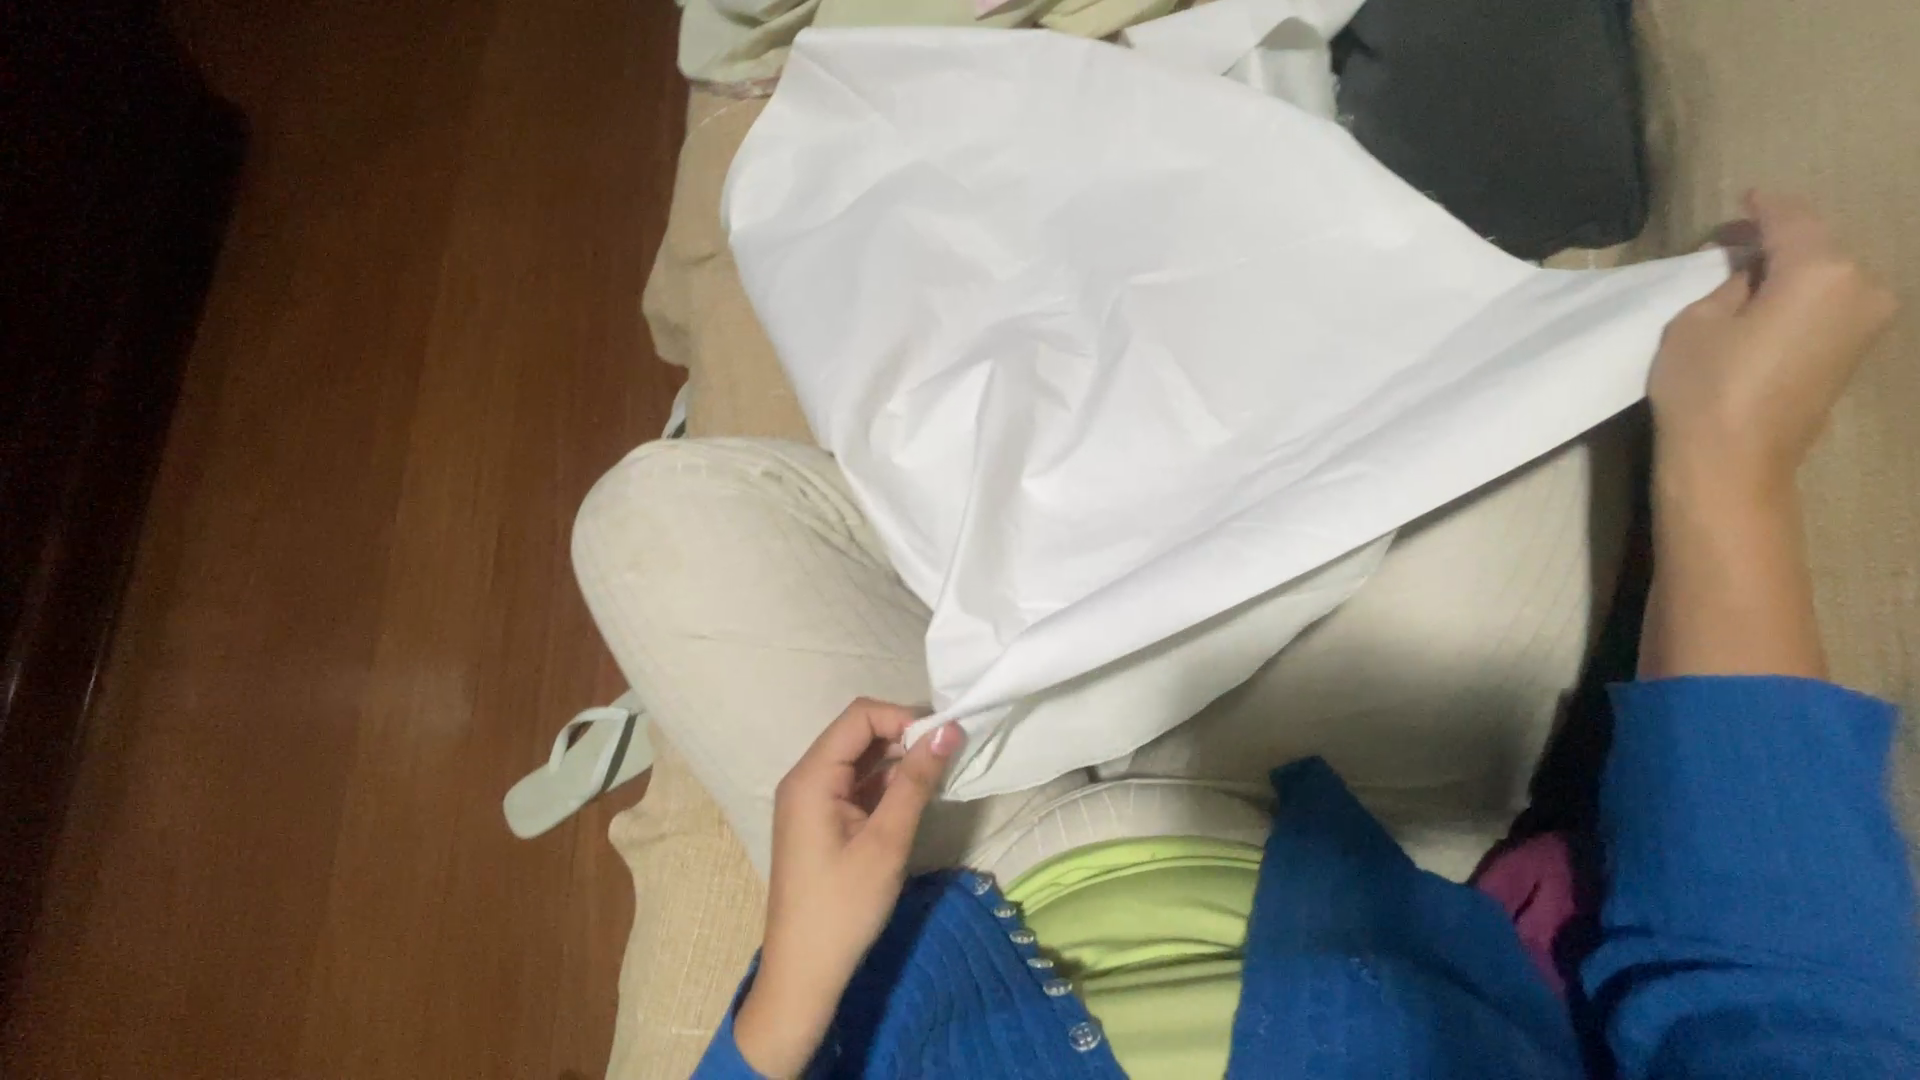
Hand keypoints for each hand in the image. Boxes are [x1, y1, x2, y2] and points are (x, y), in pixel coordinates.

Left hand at [732, 699, 964, 1077]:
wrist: (804, 974)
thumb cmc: (843, 907)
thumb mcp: (886, 841)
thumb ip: (916, 780)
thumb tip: (949, 729)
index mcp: (811, 776)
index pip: (859, 716)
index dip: (901, 716)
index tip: (941, 739)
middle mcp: (806, 778)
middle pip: (858, 732)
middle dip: (903, 735)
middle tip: (947, 754)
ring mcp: (813, 800)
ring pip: (860, 758)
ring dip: (898, 759)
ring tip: (938, 773)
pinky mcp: (823, 820)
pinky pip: (857, 783)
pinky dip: (887, 783)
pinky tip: (916, 795)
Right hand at [1649, 191, 1897, 496]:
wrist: (1733, 458)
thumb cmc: (1705, 386)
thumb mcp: (1694, 324)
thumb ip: (1727, 287)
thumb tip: (1748, 276)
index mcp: (1822, 272)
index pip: (1794, 222)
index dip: (1766, 207)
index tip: (1747, 196)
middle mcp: (1862, 287)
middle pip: (1818, 250)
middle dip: (1777, 243)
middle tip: (1730, 244)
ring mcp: (1866, 322)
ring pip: (1825, 279)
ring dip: (1787, 274)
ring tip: (1743, 280)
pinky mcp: (1854, 351)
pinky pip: (1828, 306)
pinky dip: (1798, 299)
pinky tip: (1764, 308)